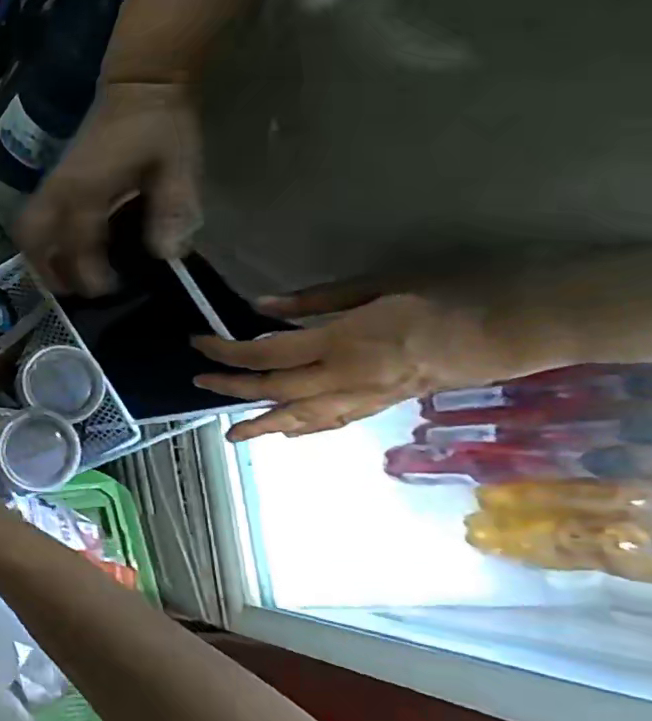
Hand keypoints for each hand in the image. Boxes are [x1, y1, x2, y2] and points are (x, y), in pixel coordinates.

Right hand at [14, 81, 203, 295]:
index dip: (90, 273)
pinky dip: (37, 242)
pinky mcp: (49, 184)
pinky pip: (29, 221)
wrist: (138, 87)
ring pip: (25, 233)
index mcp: (86, 191)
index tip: (110, 289)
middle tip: (75, 290)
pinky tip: (58, 250)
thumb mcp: (177, 166)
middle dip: (51, 271)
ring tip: (60, 275)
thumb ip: (172, 209)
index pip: (78, 244)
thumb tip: (168, 255)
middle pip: (36, 243)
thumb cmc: (160, 127)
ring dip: (37, 258)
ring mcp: (48, 188)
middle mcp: (58, 193)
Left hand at [194, 283, 515, 441]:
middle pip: (274, 388)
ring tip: (232, 434)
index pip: (264, 354)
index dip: (224, 351)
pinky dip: (307, 428)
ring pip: (302, 417)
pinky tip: (290, 433)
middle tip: (200, 383)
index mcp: (339, 344)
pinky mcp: (388, 403)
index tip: (197, 343)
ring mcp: (368, 395)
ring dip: (263, 424)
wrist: (523, 326)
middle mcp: (346, 377)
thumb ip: (314, 302)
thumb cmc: (451, 295)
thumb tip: (260, 307)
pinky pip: (337, 421)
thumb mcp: (377, 286)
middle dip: (231, 387)